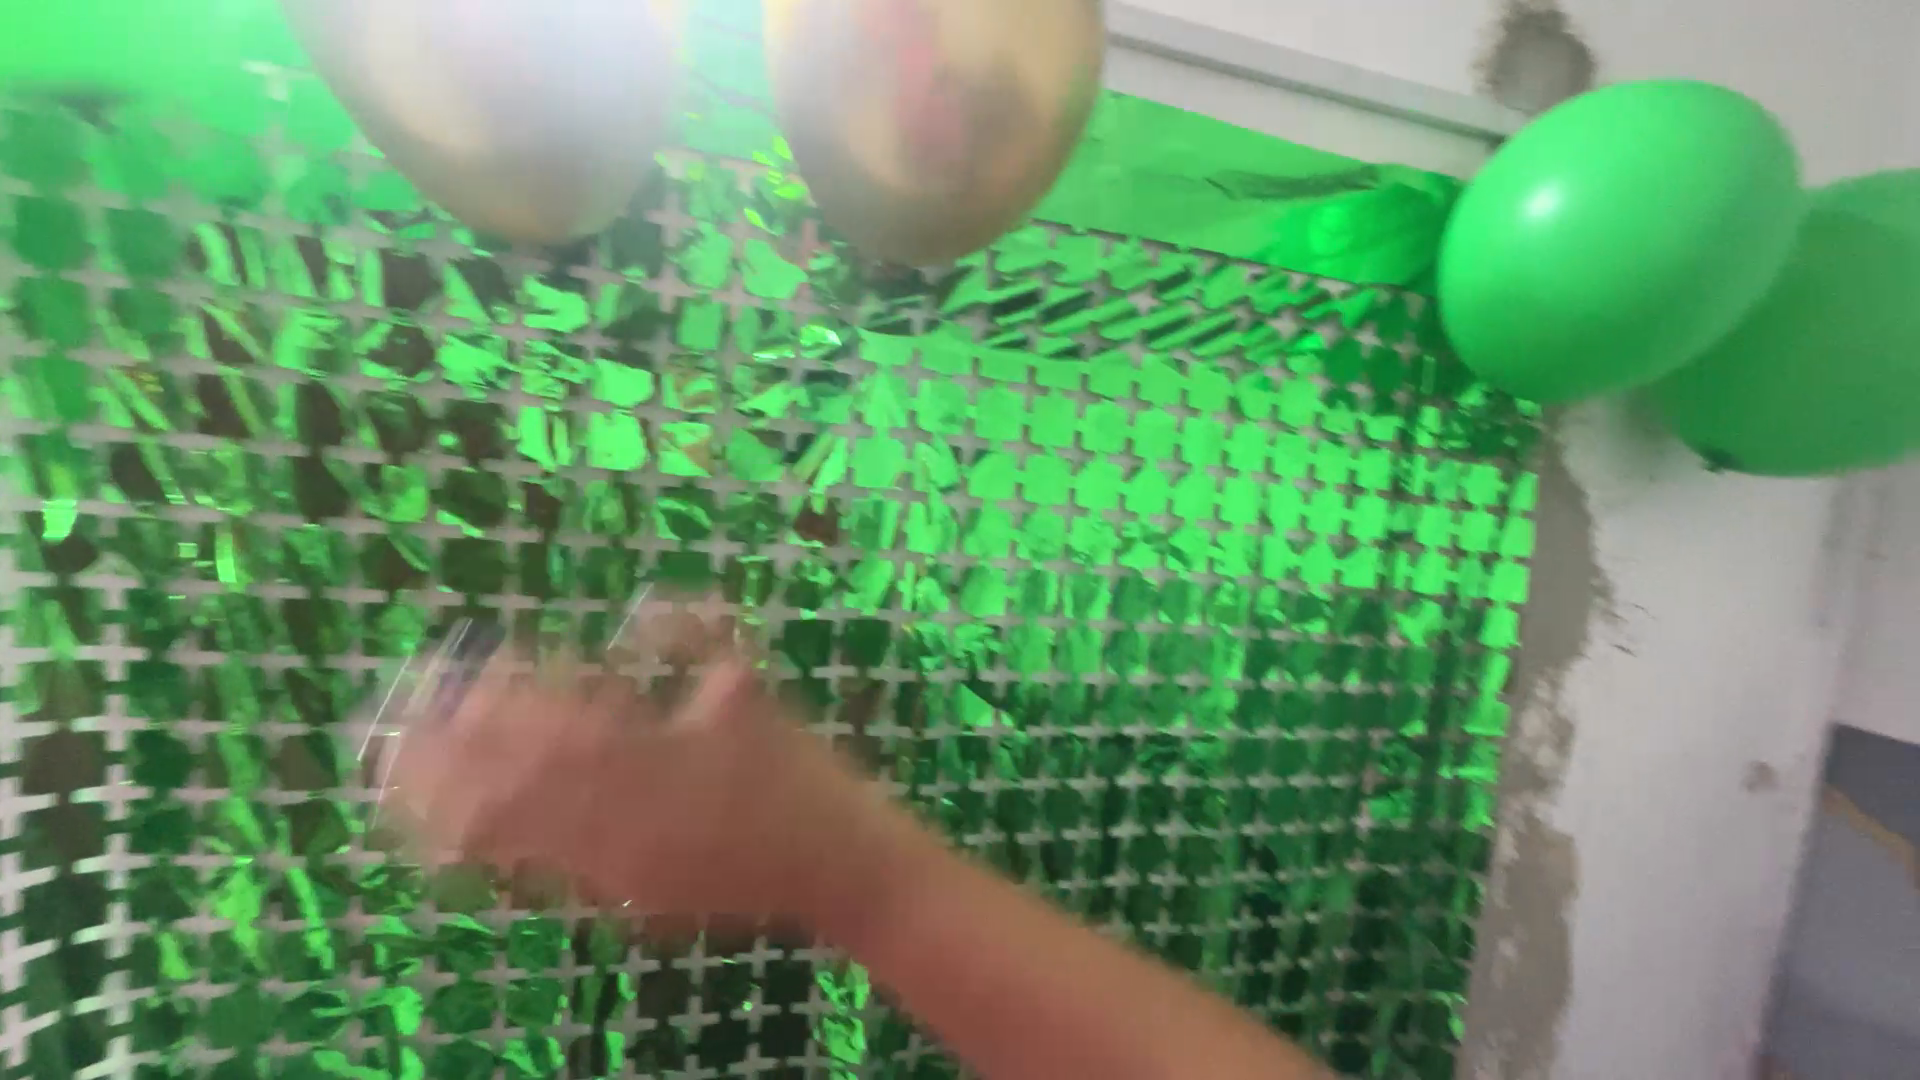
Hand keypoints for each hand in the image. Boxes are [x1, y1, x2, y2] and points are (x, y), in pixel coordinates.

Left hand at [373, 645, 913, 936]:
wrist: (832, 866)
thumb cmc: (802, 772)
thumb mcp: (758, 691)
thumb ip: (701, 639)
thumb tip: (639, 611)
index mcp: (662, 758)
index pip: (563, 723)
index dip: (511, 696)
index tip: (476, 668)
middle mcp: (625, 816)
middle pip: (517, 785)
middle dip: (452, 751)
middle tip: (405, 718)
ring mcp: (617, 866)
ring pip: (512, 837)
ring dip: (448, 802)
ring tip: (399, 773)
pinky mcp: (620, 896)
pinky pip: (536, 871)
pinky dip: (486, 846)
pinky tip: (450, 830)